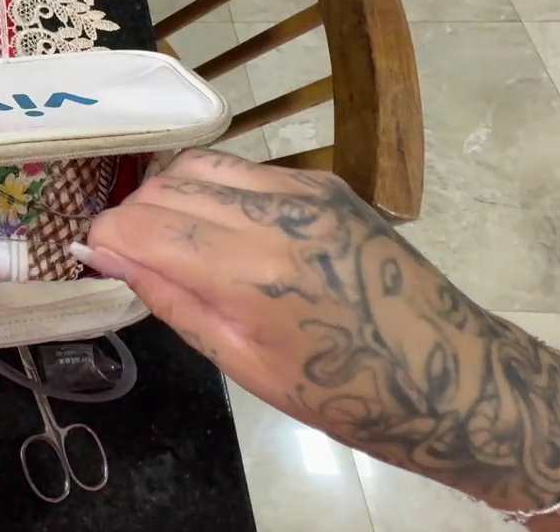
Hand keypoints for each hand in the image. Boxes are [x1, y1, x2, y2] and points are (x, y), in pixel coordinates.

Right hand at [81, 148, 559, 514]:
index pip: (141, 227)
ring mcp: (301, 188)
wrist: (465, 381)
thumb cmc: (347, 395)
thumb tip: (100, 253)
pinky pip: (236, 168)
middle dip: (131, 218)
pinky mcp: (320, 180)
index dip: (104, 238)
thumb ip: (166, 295)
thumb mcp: (242, 362)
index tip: (95, 256)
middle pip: (161, 188)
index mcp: (255, 273)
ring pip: (193, 164)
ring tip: (175, 236)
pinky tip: (221, 226)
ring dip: (165, 195)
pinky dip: (207, 189)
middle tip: (134, 256)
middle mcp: (274, 214)